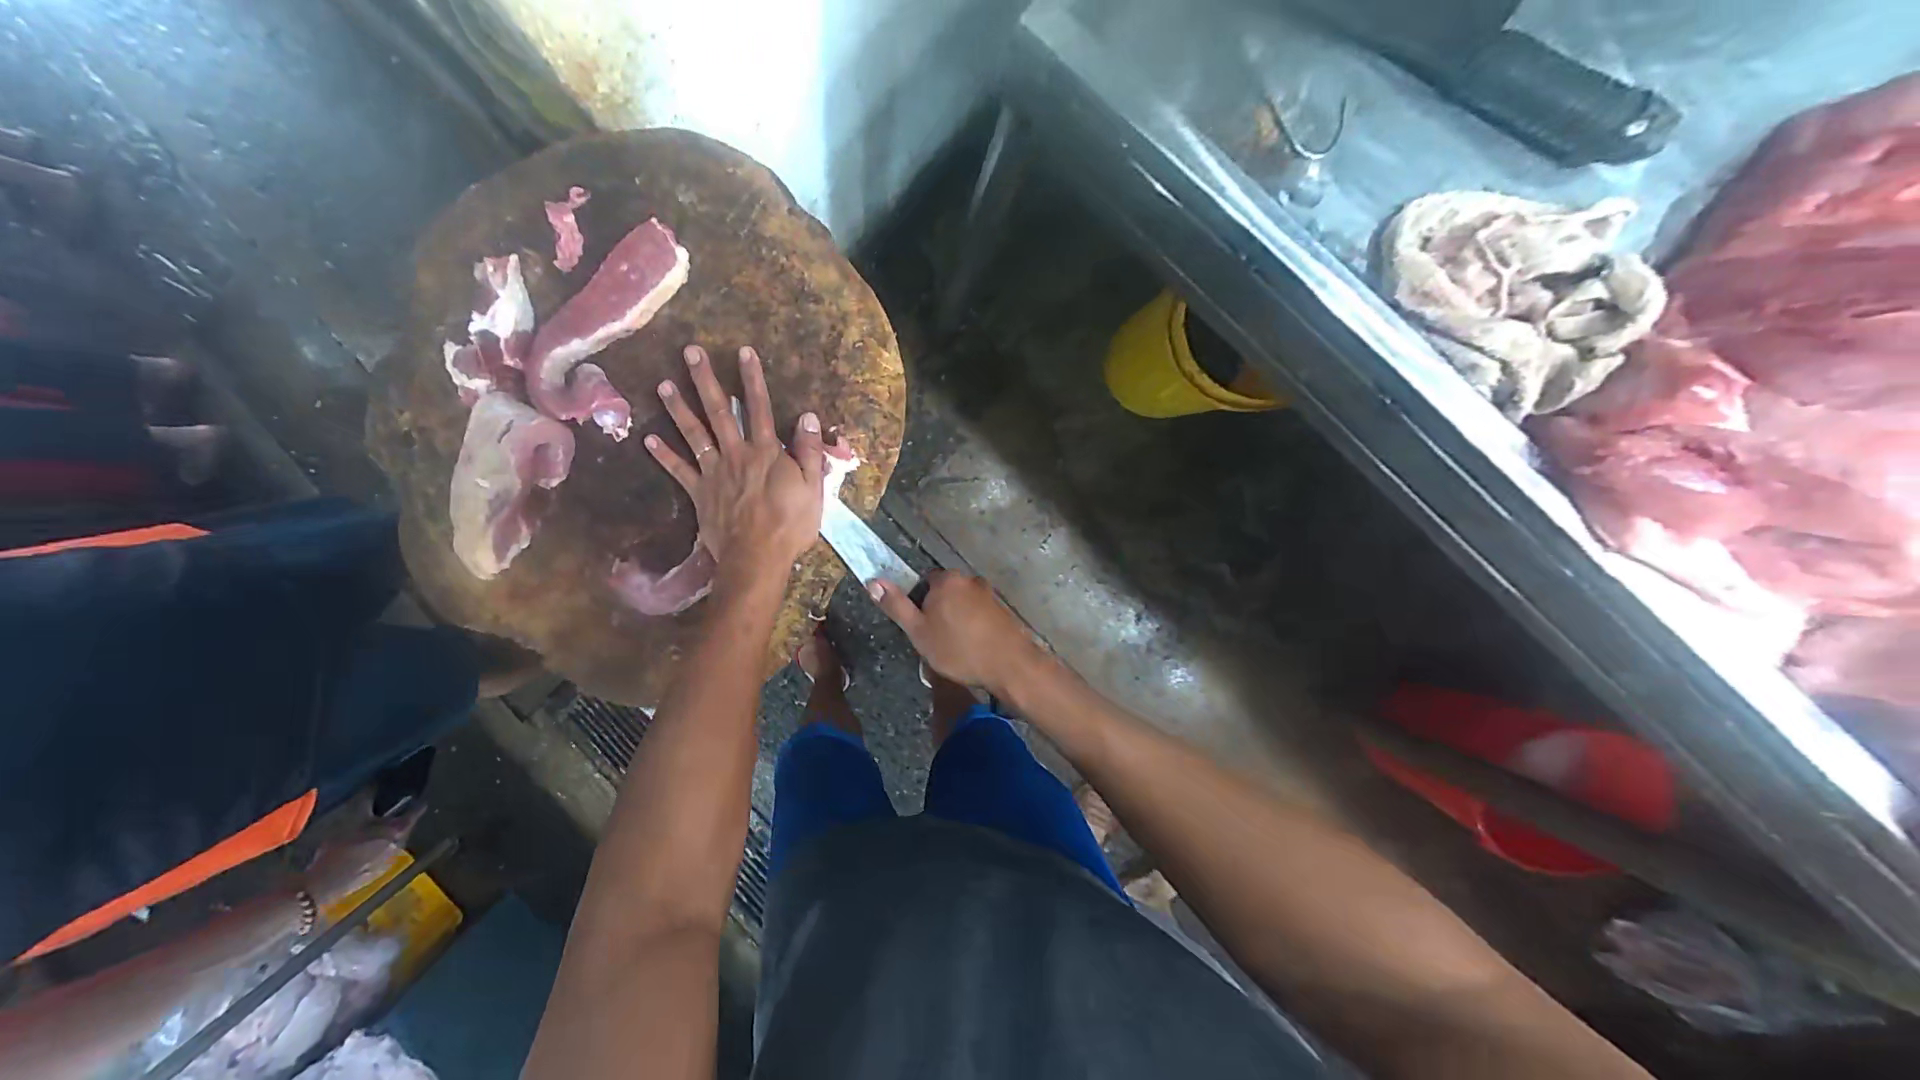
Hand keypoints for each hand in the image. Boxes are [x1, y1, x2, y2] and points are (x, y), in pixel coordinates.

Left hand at [645, 345, 824, 581]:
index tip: (743, 351)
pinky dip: (664, 455)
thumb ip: (808, 451)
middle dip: (705, 380)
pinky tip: (648, 438)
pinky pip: (679, 471)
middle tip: (690, 352)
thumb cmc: (790, 524)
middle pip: (720, 411)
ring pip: (694, 434)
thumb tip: (808, 417)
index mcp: (766, 452)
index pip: (760, 408)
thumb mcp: (812, 488)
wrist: (757, 557)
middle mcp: (737, 454)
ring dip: (678, 408)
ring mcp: (714, 472)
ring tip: (662, 384)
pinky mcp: (700, 493)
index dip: (752, 379)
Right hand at [869, 571, 1047, 693]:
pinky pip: (979, 615)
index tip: (920, 627)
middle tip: (935, 641)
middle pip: (944, 592)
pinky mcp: (1003, 610)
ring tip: (956, 649)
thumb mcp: (919, 631)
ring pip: (963, 605)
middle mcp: (970, 580)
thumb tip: (873, 581)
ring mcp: (989, 594)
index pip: (924, 582)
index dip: (918, 604)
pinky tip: (973, 649)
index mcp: (947, 579)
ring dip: (957, 621)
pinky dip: (973, 628)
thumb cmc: (958, 649)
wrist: (1009, 665)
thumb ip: (896, 605)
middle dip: (938, 612)